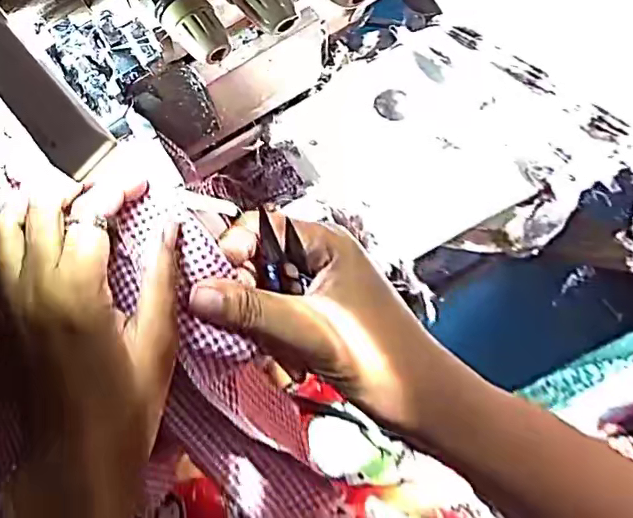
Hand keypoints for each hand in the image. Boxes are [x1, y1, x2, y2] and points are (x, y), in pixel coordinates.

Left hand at [0, 174, 181, 517]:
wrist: (74, 463)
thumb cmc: (124, 408)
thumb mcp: (156, 342)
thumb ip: (161, 276)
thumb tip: (170, 225)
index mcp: (76, 288)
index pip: (89, 210)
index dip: (118, 188)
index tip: (140, 184)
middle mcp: (34, 282)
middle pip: (42, 201)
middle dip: (77, 186)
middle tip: (106, 195)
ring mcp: (9, 294)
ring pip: (9, 218)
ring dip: (39, 200)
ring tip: (72, 205)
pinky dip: (17, 225)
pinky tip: (44, 232)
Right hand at [188, 211, 473, 441]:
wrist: (432, 410)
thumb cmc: (388, 362)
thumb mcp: (310, 332)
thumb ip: (252, 310)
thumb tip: (201, 293)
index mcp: (325, 242)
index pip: (261, 224)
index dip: (235, 246)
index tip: (219, 277)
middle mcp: (319, 256)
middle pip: (258, 256)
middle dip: (246, 290)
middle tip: (240, 317)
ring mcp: (318, 285)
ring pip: (264, 287)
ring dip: (259, 317)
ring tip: (272, 346)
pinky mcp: (317, 312)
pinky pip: (276, 310)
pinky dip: (271, 333)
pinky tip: (284, 359)